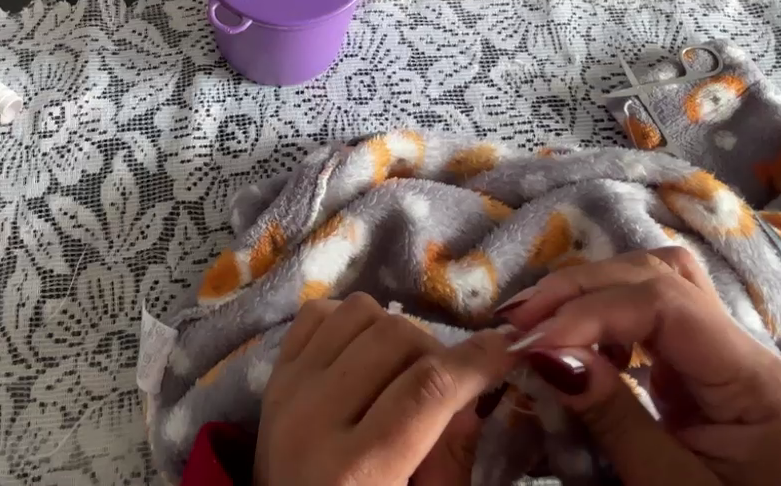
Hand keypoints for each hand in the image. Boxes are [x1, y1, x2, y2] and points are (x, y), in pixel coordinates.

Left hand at [256, 292, 515, 485]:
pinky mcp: (274, 370)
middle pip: (394, 337)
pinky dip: (348, 321)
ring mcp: (289, 386)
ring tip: (399, 371)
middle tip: (444, 384)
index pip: (425, 390)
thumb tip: (472, 395)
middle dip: (434, 351)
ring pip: (359, 311)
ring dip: (391, 330)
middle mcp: (314, 417)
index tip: (506, 346)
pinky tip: (360, 355)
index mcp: (355, 470)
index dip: (474, 361)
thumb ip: (451, 460)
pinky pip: (319, 311)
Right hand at [495, 248, 780, 485]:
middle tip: (518, 321)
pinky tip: (575, 343)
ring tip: (539, 322)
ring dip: (591, 295)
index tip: (530, 340)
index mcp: (764, 385)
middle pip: (660, 277)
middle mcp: (754, 357)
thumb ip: (614, 418)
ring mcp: (731, 364)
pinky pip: (653, 324)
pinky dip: (606, 320)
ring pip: (656, 287)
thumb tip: (543, 351)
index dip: (590, 308)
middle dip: (582, 290)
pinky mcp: (708, 381)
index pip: (666, 301)